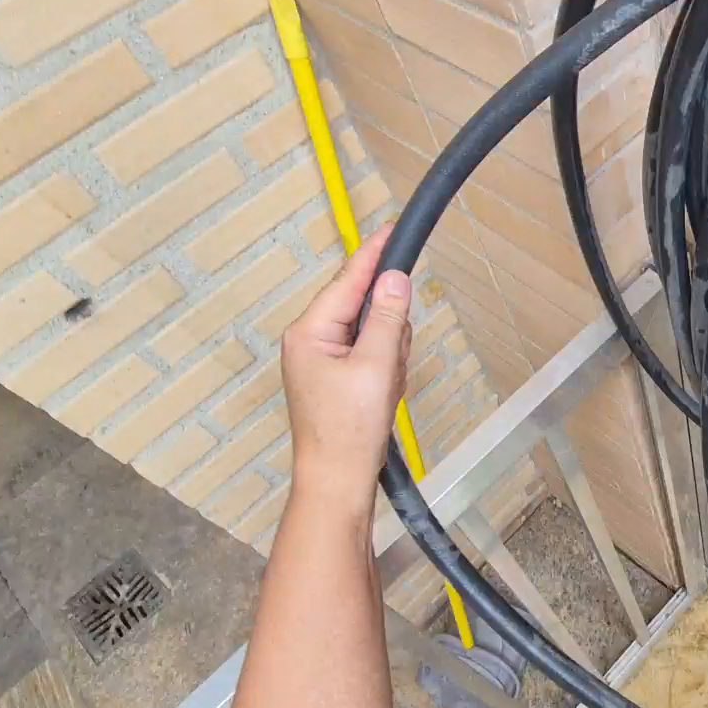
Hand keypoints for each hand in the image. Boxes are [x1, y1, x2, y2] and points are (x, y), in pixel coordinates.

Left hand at [280, 225, 409, 518]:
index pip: (348, 281)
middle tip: (394, 365)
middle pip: (366, 309)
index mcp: (311, 331)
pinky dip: (387, 370)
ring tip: (387, 389)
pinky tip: (385, 395)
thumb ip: (388, 319)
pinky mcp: (338, 379)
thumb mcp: (376, 367)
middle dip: (391, 332)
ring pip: (374, 335)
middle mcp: (312, 340)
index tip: (394, 229)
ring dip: (391, 355)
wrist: (337, 478)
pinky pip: (372, 357)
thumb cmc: (349, 427)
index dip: (374, 255)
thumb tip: (395, 279)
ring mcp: (324, 361)